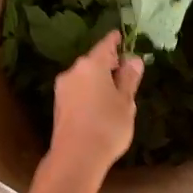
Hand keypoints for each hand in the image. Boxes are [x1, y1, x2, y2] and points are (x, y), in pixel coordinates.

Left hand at [50, 31, 145, 169]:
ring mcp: (63, 88)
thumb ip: (129, 78)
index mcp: (91, 65)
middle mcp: (73, 71)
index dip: (115, 40)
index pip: (106, 45)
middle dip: (109, 64)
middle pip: (94, 61)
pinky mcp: (59, 105)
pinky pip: (78, 91)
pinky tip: (100, 106)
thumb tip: (134, 60)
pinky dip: (90, 92)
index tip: (121, 35)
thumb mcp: (126, 102)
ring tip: (115, 94)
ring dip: (98, 80)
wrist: (76, 157)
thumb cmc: (107, 125)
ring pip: (85, 77)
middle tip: (125, 72)